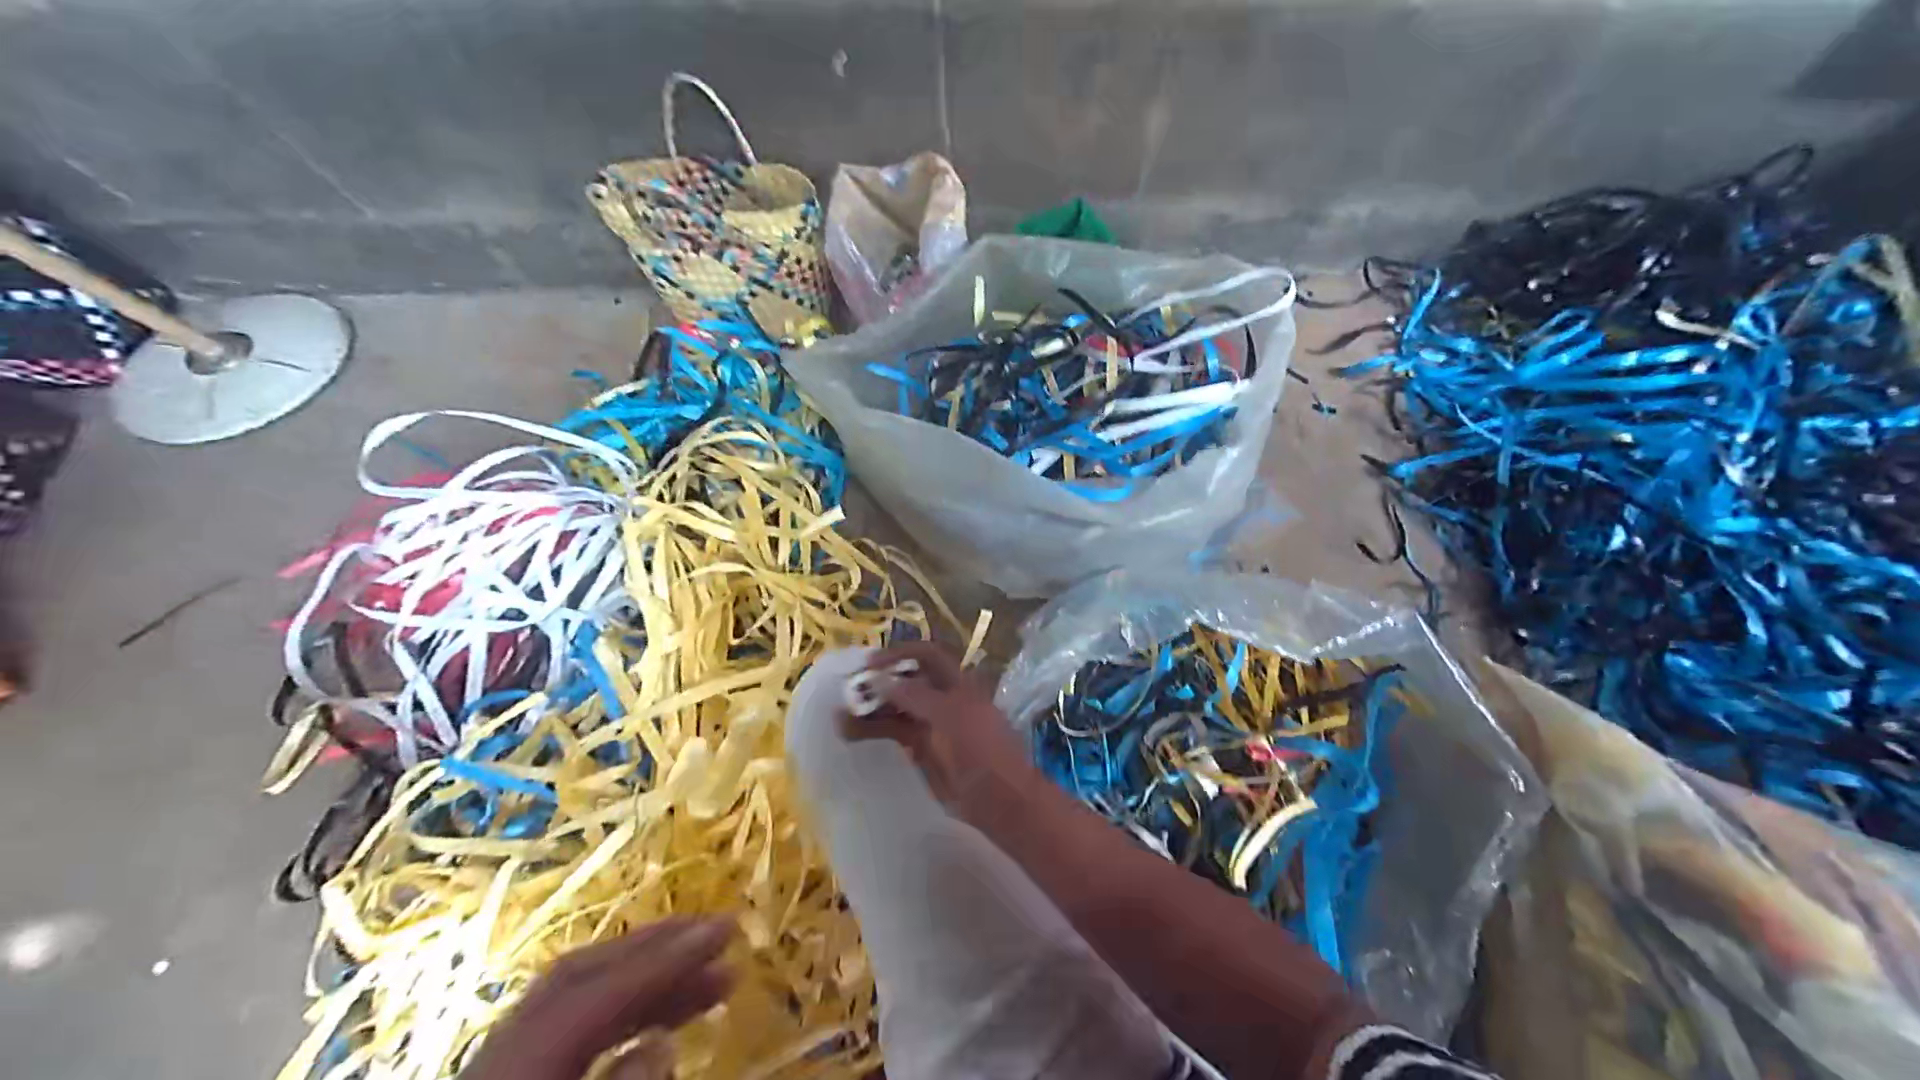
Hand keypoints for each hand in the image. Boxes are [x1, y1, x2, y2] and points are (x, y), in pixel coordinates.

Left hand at [460, 918, 735, 1079]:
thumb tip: (658, 1046)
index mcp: (513, 1075)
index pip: (594, 998)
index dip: (663, 959)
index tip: (724, 930)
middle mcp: (495, 1060)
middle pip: (578, 981)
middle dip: (654, 950)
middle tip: (718, 934)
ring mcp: (493, 1071)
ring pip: (569, 1001)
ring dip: (643, 979)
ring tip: (708, 980)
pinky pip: (561, 1033)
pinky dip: (616, 1016)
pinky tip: (657, 1032)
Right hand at [841, 642, 1038, 821]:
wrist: (1000, 801)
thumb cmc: (981, 750)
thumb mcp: (949, 715)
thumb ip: (914, 695)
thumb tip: (879, 678)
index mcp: (957, 683)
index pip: (925, 655)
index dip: (899, 654)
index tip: (868, 664)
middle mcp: (943, 698)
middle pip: (906, 681)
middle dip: (878, 682)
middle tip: (847, 690)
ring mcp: (932, 724)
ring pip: (896, 708)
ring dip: (869, 709)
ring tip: (839, 717)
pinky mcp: (922, 750)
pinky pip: (893, 733)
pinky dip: (871, 731)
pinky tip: (848, 733)